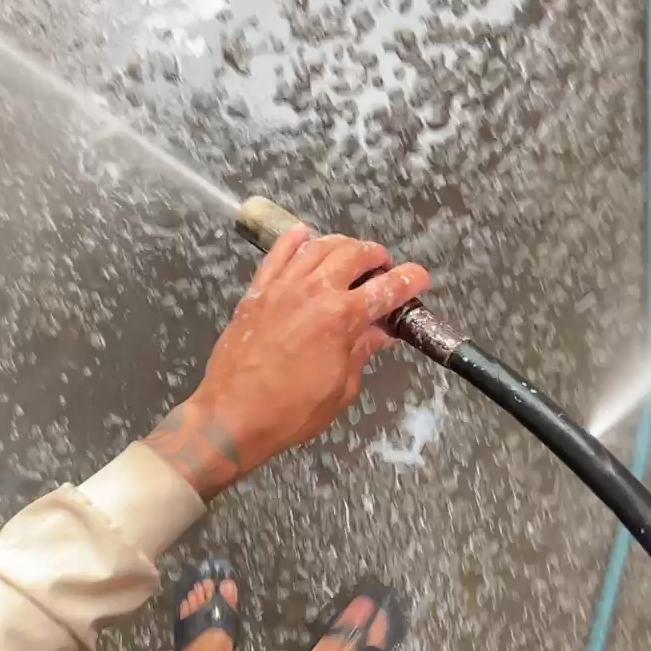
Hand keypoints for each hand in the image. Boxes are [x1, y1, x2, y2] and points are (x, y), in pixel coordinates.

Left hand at [142, 225, 428, 497]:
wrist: (232, 416)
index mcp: (341, 317)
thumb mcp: (341, 388)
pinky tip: (303, 235)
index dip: (411, 280)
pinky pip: (276, 254)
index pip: (388, 287)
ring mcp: (281, 288)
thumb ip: (361, 352)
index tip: (419, 280)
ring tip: (350, 256)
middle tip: (383, 270)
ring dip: (342, 245)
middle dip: (377, 257)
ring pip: (319, 246)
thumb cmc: (289, 411)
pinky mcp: (255, 294)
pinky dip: (294, 240)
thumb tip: (379, 333)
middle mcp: (313, 292)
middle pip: (355, 254)